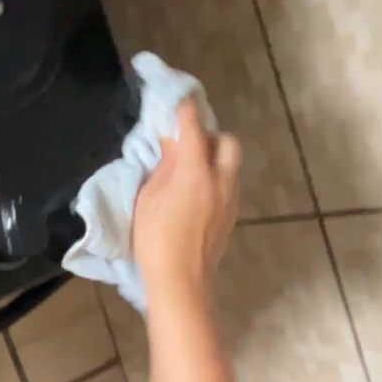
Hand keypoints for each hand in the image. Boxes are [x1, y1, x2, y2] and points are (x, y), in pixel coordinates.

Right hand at [133, 99, 240, 300]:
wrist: (181, 282)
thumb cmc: (155, 239)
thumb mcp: (149, 197)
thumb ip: (164, 166)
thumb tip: (172, 143)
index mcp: (195, 172)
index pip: (194, 129)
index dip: (186, 111)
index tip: (179, 99)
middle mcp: (220, 180)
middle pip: (227, 142)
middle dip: (210, 134)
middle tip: (188, 141)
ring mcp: (230, 199)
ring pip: (232, 164)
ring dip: (215, 156)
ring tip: (191, 166)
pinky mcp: (231, 216)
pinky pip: (229, 183)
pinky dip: (217, 176)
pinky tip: (196, 190)